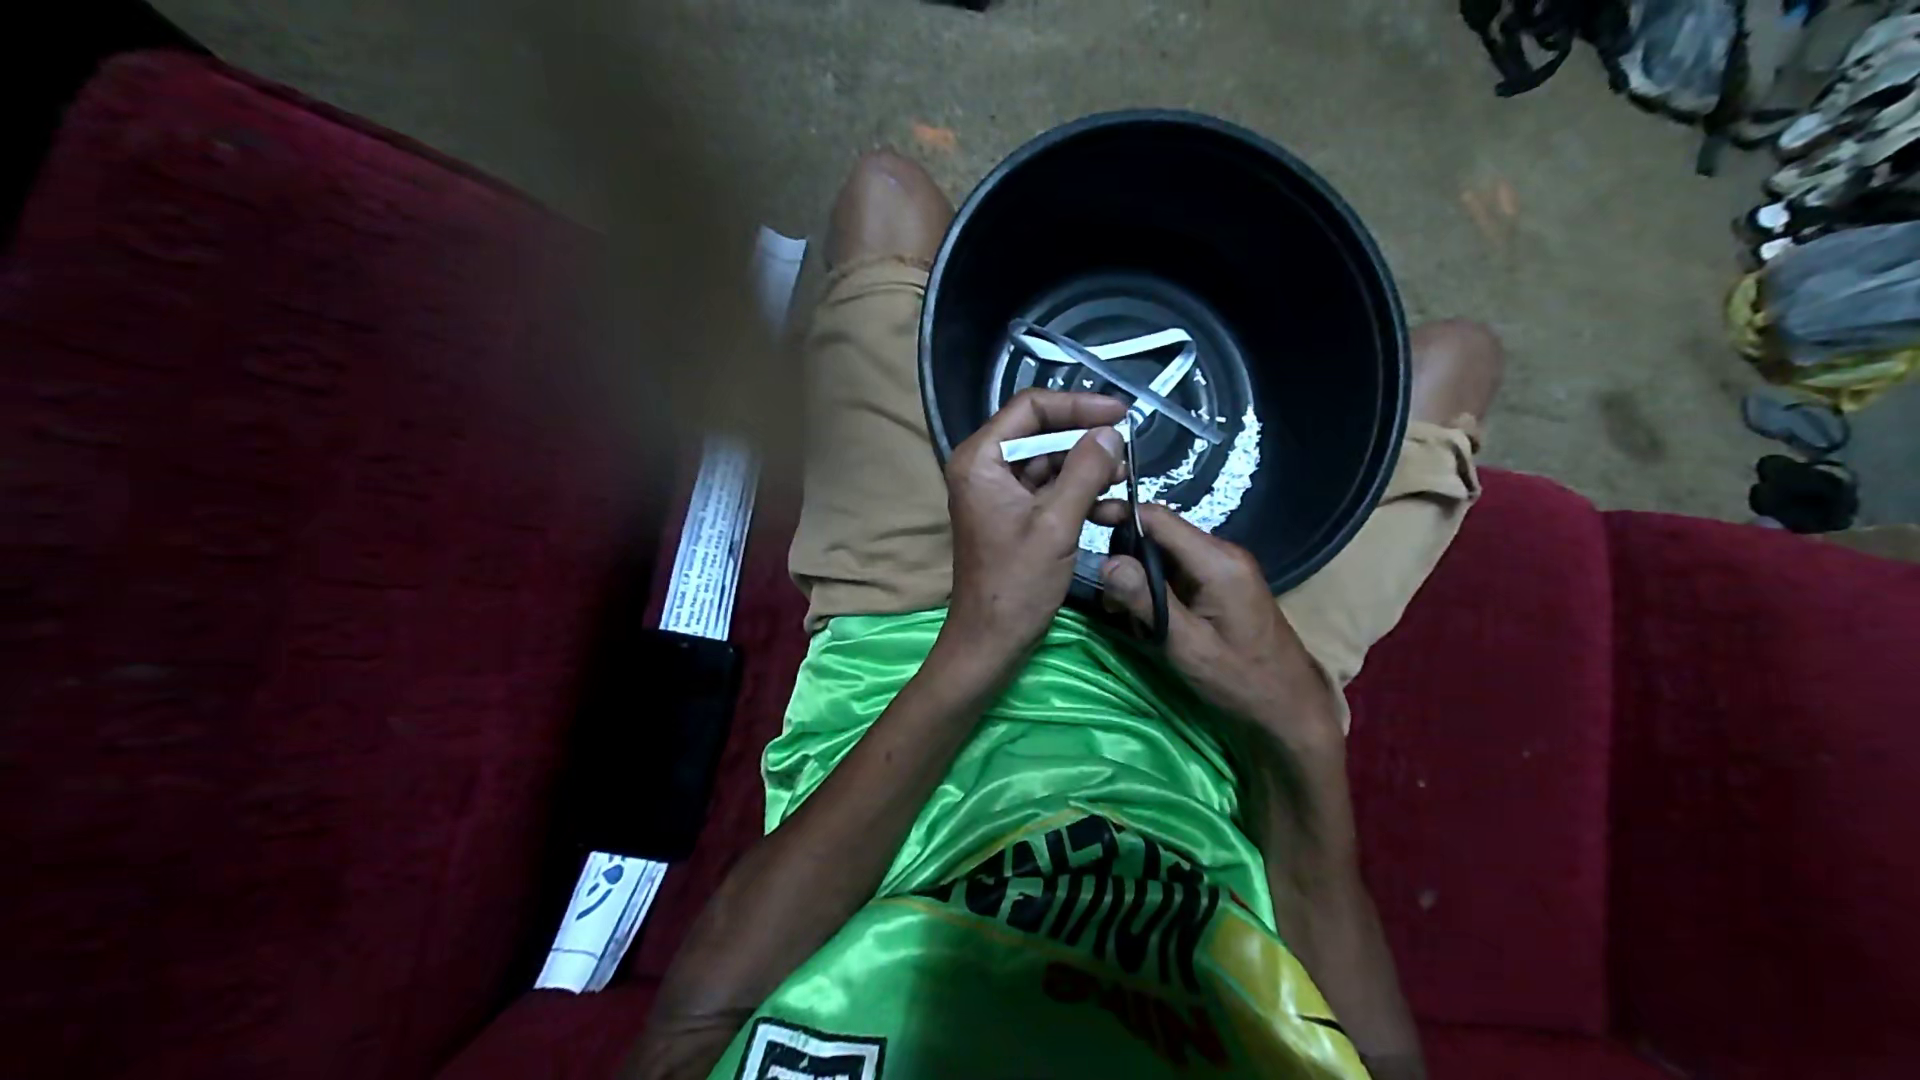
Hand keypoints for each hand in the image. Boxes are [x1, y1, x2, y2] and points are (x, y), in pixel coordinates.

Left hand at [944, 389, 1127, 658]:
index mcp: (981, 459)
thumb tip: (1111, 432)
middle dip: (1086, 441)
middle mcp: (984, 467)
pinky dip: (1078, 493)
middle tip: (1128, 452)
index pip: (1030, 408)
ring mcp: (998, 492)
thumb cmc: (1017, 583)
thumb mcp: (1057, 524)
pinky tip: (1111, 507)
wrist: (991, 639)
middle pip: (1041, 433)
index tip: (1121, 413)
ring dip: (1088, 469)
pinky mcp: (1013, 514)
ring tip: (1126, 480)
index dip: (1077, 405)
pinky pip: (1049, 490)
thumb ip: (1085, 471)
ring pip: (1049, 462)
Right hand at [1095, 504, 1340, 750]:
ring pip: (1166, 554)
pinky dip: (1156, 588)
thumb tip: (1107, 562)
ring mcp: (1224, 567)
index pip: (1159, 518)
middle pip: (1160, 534)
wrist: (1289, 705)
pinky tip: (1148, 618)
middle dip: (1126, 557)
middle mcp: (1222, 553)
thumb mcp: (1187, 645)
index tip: (1084, 519)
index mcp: (1217, 562)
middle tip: (1106, 597)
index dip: (1120, 513)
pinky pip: (1178, 571)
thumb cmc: (1241, 679)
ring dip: (1139, 577)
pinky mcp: (1221, 582)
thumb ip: (1147, 601)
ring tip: (1124, 614)